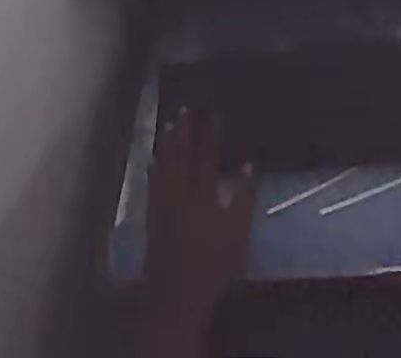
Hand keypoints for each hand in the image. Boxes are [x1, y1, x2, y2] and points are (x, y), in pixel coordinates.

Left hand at [142, 109, 254, 356]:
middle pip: (181, 154)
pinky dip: (153, 167)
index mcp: (202, 192)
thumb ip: (243, 197)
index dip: (210, 132)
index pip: (207, 154)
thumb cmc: (213, 265)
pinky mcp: (152, 214)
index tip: (213, 112)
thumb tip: (248, 165)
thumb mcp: (237, 233)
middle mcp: (180, 190)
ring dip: (167, 143)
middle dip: (184, 130)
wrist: (177, 291)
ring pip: (164, 164)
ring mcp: (163, 201)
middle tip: (184, 108)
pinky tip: (152, 158)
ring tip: (169, 123)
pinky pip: (152, 182)